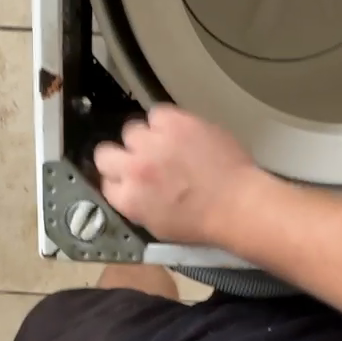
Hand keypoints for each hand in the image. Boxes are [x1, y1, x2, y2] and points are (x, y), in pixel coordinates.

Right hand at [93, 105, 261, 243]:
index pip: (104, 181)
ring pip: (132, 130)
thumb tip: (127, 191)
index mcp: (129, 198)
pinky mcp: (175, 122)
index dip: (117, 178)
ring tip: (165, 147)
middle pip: (106, 152)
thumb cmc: (204, 221)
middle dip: (121, 157)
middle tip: (142, 161)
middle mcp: (135, 168)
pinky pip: (157, 113)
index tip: (126, 178)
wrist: (237, 204)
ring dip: (145, 138)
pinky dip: (165, 122)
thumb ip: (135, 205)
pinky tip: (179, 135)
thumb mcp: (157, 227)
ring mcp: (154, 142)